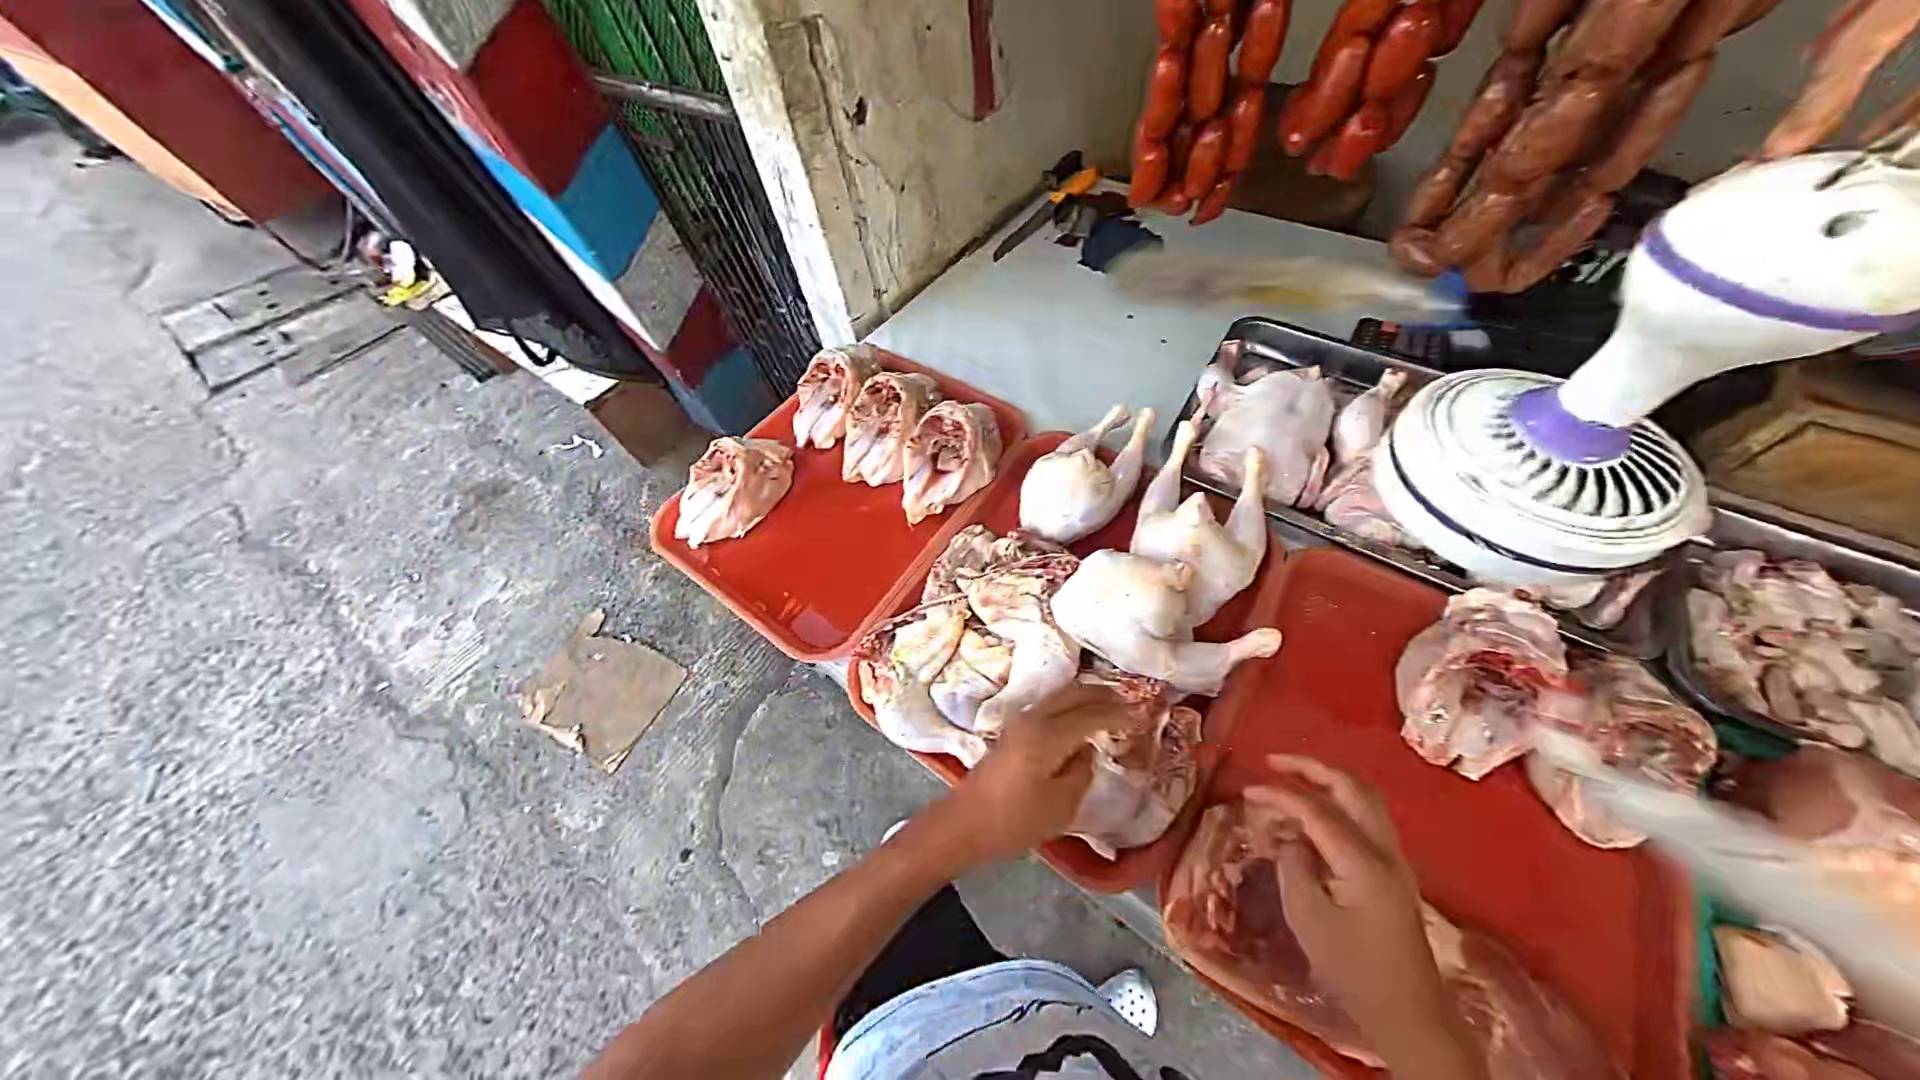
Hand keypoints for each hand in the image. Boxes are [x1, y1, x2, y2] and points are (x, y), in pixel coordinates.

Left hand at [904, 684, 1134, 871]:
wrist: (964, 823)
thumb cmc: (1014, 821)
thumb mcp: (1060, 806)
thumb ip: (1081, 771)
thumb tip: (1087, 749)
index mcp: (1047, 736)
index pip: (1090, 714)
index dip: (1117, 713)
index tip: (1140, 715)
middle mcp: (1033, 719)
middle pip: (1074, 694)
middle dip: (1103, 695)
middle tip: (1130, 701)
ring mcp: (1020, 722)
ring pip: (1060, 696)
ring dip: (1086, 696)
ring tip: (1111, 705)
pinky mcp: (1013, 731)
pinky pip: (1050, 705)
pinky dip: (1070, 704)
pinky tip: (1080, 717)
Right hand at [1247, 756, 1478, 1076]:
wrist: (1410, 1016)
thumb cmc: (1353, 970)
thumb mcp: (1308, 918)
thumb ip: (1293, 866)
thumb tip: (1287, 837)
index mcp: (1363, 862)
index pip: (1315, 810)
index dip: (1278, 794)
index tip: (1246, 791)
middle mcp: (1385, 851)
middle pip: (1351, 788)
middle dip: (1311, 768)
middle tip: (1273, 762)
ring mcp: (1395, 860)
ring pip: (1364, 798)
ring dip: (1328, 780)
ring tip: (1292, 778)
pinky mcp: (1393, 872)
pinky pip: (1367, 817)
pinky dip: (1339, 802)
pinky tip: (1315, 812)